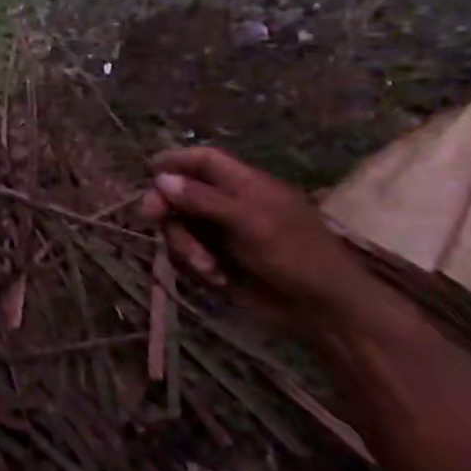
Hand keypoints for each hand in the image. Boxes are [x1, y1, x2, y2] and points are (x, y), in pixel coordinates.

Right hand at [139, 147, 368, 318]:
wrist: (321, 311)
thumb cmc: (296, 256)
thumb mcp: (250, 222)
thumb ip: (203, 200)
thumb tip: (161, 179)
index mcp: (244, 185)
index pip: (202, 160)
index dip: (176, 160)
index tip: (150, 170)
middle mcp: (227, 205)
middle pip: (179, 193)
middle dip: (168, 208)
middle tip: (154, 218)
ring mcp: (220, 235)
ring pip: (178, 227)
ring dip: (184, 246)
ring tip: (208, 268)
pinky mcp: (215, 263)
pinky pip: (184, 255)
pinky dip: (193, 266)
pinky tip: (216, 280)